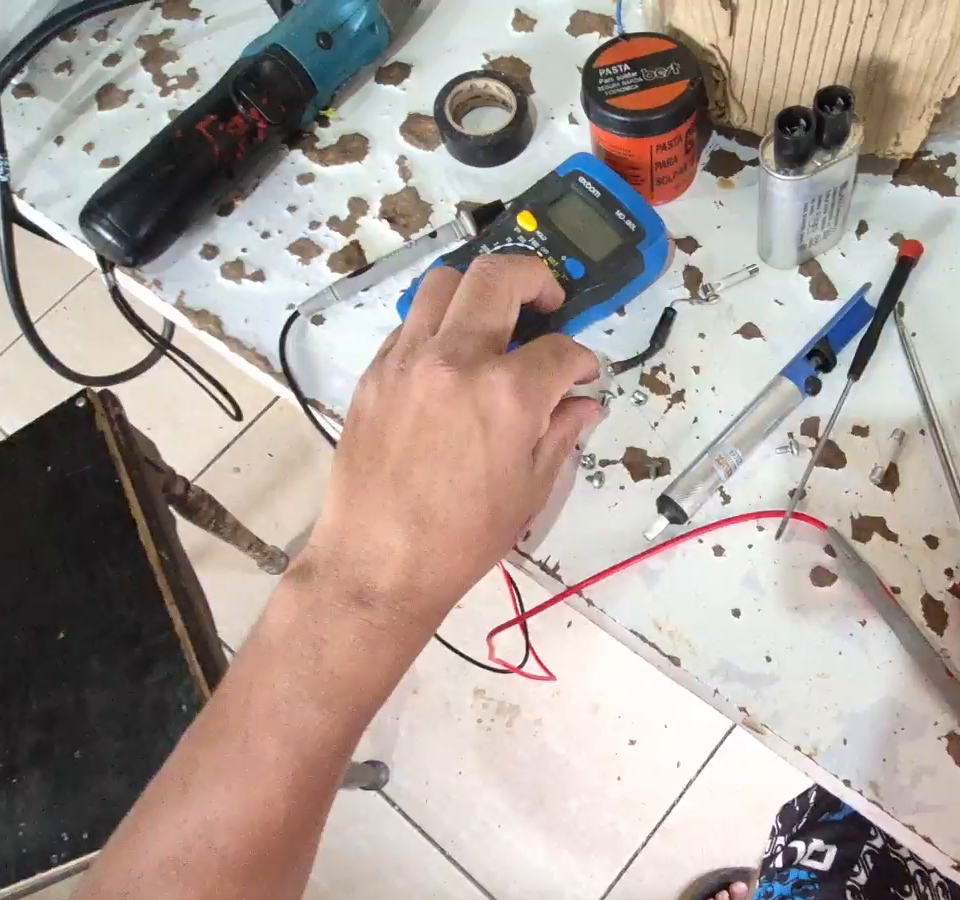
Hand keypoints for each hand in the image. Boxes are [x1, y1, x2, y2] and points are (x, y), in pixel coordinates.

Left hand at [301, 254, 603, 625]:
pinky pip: (411, 323)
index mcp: (508, 394)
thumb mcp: (530, 488)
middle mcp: (457, 360)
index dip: (583, 360)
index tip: (583, 374)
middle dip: (536, 279)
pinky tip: (451, 361)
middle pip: (500, 276)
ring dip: (479, 291)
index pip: (561, 349)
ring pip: (446, 283)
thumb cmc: (463, 537)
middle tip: (548, 304)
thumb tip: (584, 404)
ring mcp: (408, 360)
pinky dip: (440, 326)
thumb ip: (561, 432)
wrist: (380, 562)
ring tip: (493, 322)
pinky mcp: (375, 373)